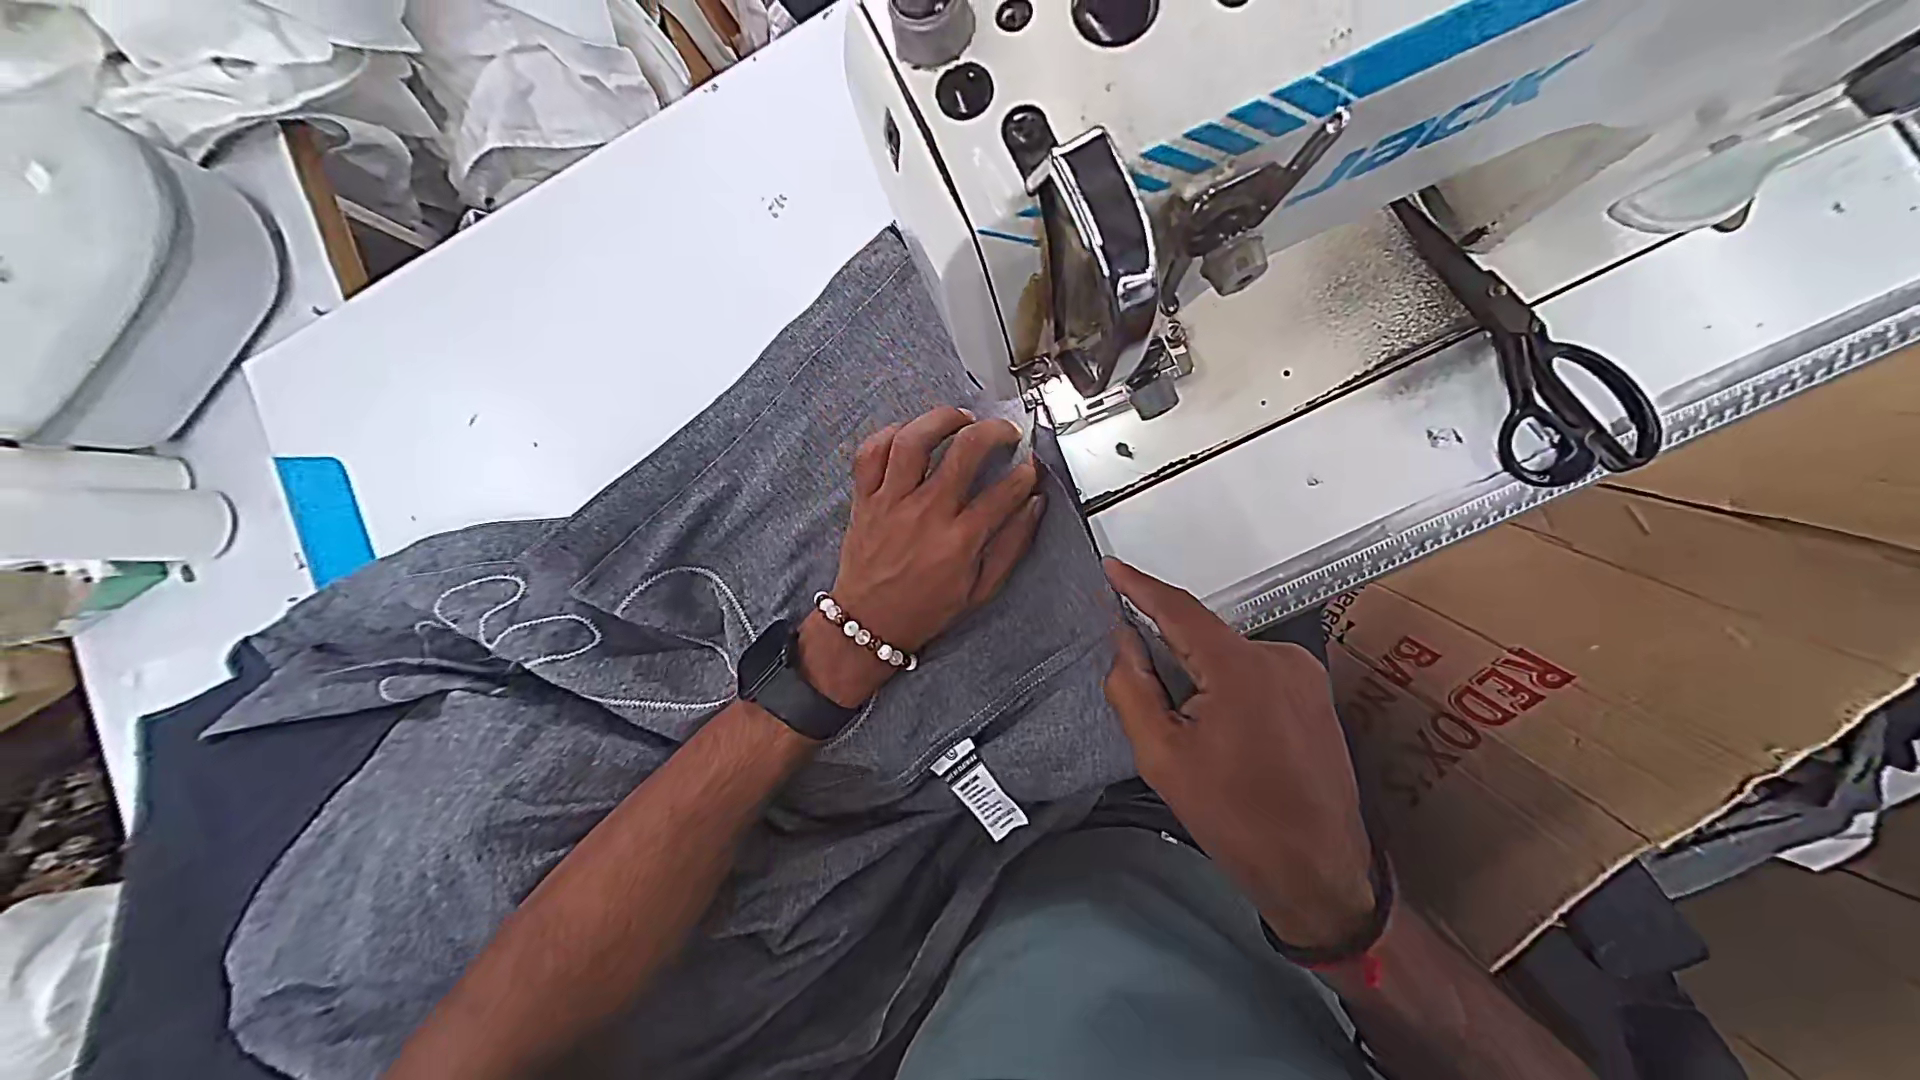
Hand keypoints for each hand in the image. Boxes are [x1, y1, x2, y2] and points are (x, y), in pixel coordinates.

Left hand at [795, 407, 1045, 707]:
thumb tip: (1033, 507)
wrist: (870, 623)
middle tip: (1005, 431)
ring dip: (941, 419)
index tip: (1030, 467)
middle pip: (965, 451)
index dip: (1026, 473)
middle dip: (994, 431)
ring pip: (915, 441)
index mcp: (959, 541)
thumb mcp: (980, 589)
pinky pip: (870, 454)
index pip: (1004, 491)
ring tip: (960, 418)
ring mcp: (892, 503)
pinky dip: (888, 435)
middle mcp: (926, 514)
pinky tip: (909, 434)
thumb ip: (1012, 546)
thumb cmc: (923, 609)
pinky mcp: (865, 500)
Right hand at [1102, 558, 1375, 948]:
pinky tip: (1222, 733)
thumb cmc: (1236, 818)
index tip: (1113, 567)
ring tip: (1193, 733)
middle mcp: (1279, 658)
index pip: (1177, 608)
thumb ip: (1131, 687)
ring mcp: (1303, 675)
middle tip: (1146, 695)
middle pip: (1201, 635)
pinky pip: (1253, 671)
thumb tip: (1123, 641)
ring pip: (1226, 655)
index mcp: (1239, 668)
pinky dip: (1225, 686)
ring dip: (1198, 675)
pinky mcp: (1315, 693)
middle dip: (1166, 652)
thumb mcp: (1161, 755)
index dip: (1138, 585)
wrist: (1317, 872)